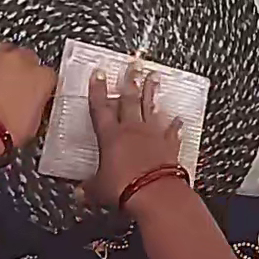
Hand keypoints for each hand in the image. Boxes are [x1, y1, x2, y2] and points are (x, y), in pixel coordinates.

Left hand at [0, 43, 55, 151]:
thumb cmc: (3, 130)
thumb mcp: (33, 124)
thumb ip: (37, 105)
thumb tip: (31, 105)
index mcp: (43, 78)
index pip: (48, 75)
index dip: (40, 86)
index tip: (34, 94)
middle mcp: (23, 61)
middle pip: (27, 57)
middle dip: (22, 70)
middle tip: (14, 88)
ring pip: (5, 51)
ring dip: (3, 63)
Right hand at [85, 67, 184, 206]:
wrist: (155, 193)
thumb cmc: (124, 189)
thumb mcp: (99, 190)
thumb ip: (89, 187)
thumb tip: (80, 193)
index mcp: (111, 136)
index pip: (101, 108)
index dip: (98, 90)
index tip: (98, 74)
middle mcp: (132, 130)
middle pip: (129, 100)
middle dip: (129, 81)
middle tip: (132, 65)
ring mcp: (153, 135)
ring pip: (151, 108)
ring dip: (152, 92)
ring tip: (154, 77)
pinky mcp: (170, 146)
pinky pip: (172, 132)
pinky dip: (175, 125)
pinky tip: (178, 118)